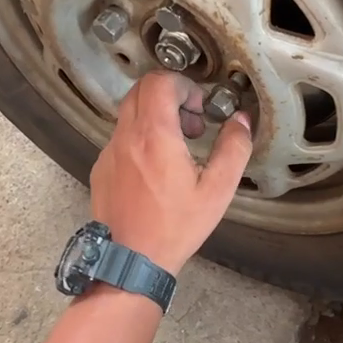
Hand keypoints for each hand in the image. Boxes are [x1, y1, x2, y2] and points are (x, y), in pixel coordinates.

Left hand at [89, 72, 253, 274]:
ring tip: (177, 148)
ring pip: (128, 113)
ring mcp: (109, 152)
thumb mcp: (217, 191)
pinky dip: (140, 139)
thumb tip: (241, 122)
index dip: (184, 85)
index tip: (199, 107)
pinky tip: (156, 169)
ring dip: (154, 117)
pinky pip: (120, 138)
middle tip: (191, 122)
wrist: (130, 262)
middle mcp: (126, 137)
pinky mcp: (102, 168)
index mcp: (154, 136)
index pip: (160, 81)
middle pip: (140, 89)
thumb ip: (233, 150)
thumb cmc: (173, 228)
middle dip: (169, 96)